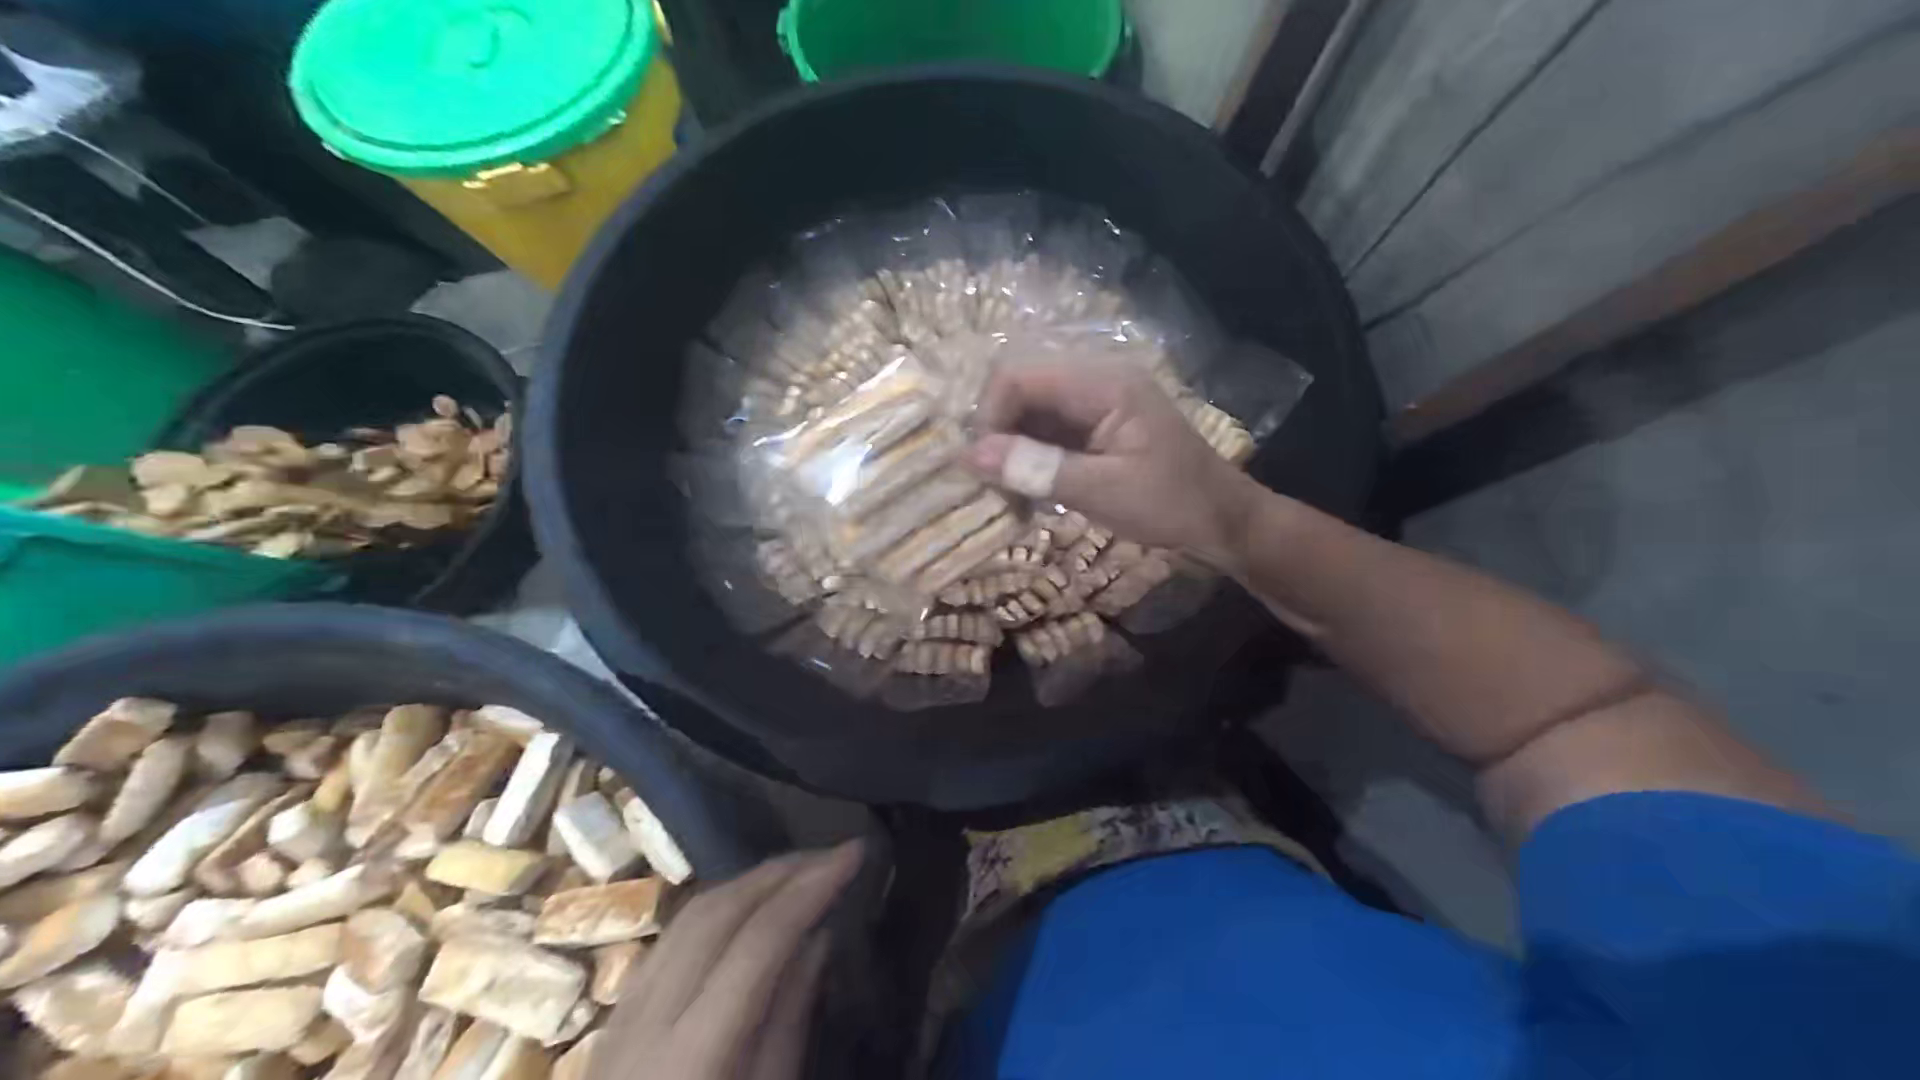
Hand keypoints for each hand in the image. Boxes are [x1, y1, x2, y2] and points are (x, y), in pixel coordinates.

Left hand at [587, 842, 862, 1079]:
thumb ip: (789, 1021)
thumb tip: (818, 937)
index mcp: (691, 1060)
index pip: (759, 942)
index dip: (810, 888)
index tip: (855, 854)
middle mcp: (647, 1022)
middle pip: (720, 912)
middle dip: (783, 871)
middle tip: (834, 854)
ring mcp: (623, 1015)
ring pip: (692, 914)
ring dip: (752, 880)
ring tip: (801, 870)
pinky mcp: (617, 1015)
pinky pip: (673, 936)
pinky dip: (721, 905)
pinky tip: (751, 904)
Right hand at [962, 361, 1257, 565]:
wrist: (1222, 522)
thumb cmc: (1173, 504)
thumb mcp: (1105, 491)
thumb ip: (1038, 470)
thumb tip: (971, 455)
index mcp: (1103, 383)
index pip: (1019, 376)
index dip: (990, 416)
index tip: (982, 467)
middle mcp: (1093, 383)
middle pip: (1019, 391)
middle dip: (996, 435)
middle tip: (989, 486)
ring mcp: (1092, 406)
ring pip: (1027, 415)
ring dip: (1009, 452)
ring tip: (1005, 495)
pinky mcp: (1091, 431)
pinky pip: (1043, 435)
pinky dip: (1027, 462)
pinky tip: (1025, 494)